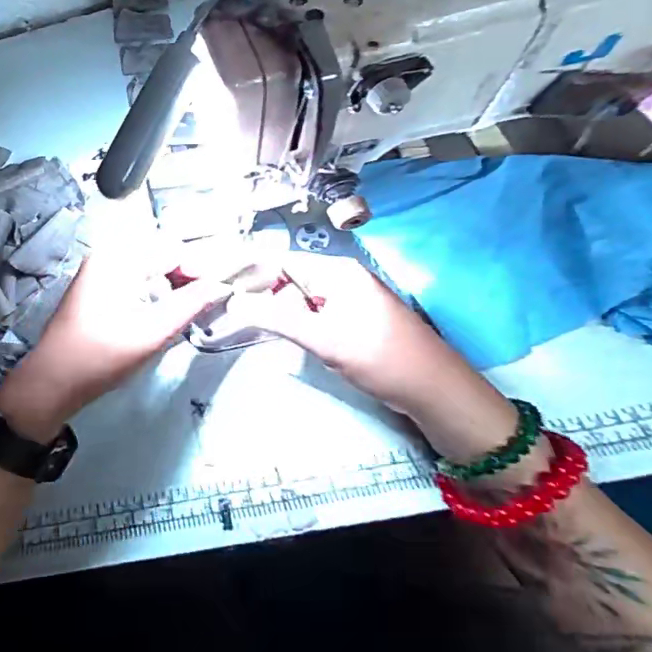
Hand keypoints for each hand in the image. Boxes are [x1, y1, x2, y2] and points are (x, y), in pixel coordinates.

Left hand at [0, 231, 232, 440]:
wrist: (50, 384)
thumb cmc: (100, 357)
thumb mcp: (152, 332)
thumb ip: (189, 304)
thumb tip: (220, 284)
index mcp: (117, 259)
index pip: (173, 250)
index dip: (200, 269)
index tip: (221, 292)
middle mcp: (108, 256)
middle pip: (162, 255)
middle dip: (188, 276)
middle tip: (209, 302)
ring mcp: (100, 272)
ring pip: (152, 269)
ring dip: (174, 285)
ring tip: (191, 308)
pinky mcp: (99, 289)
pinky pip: (137, 280)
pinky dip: (156, 292)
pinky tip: (166, 312)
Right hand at [226, 251, 544, 474]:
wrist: (434, 388)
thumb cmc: (380, 358)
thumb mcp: (326, 339)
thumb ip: (280, 318)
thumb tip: (236, 302)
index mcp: (337, 272)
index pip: (281, 262)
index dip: (248, 272)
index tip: (218, 286)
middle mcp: (342, 277)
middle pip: (289, 278)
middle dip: (262, 294)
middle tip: (233, 315)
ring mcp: (349, 299)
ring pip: (301, 298)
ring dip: (279, 311)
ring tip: (251, 325)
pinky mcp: (353, 319)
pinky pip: (316, 312)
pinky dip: (297, 322)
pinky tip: (284, 336)